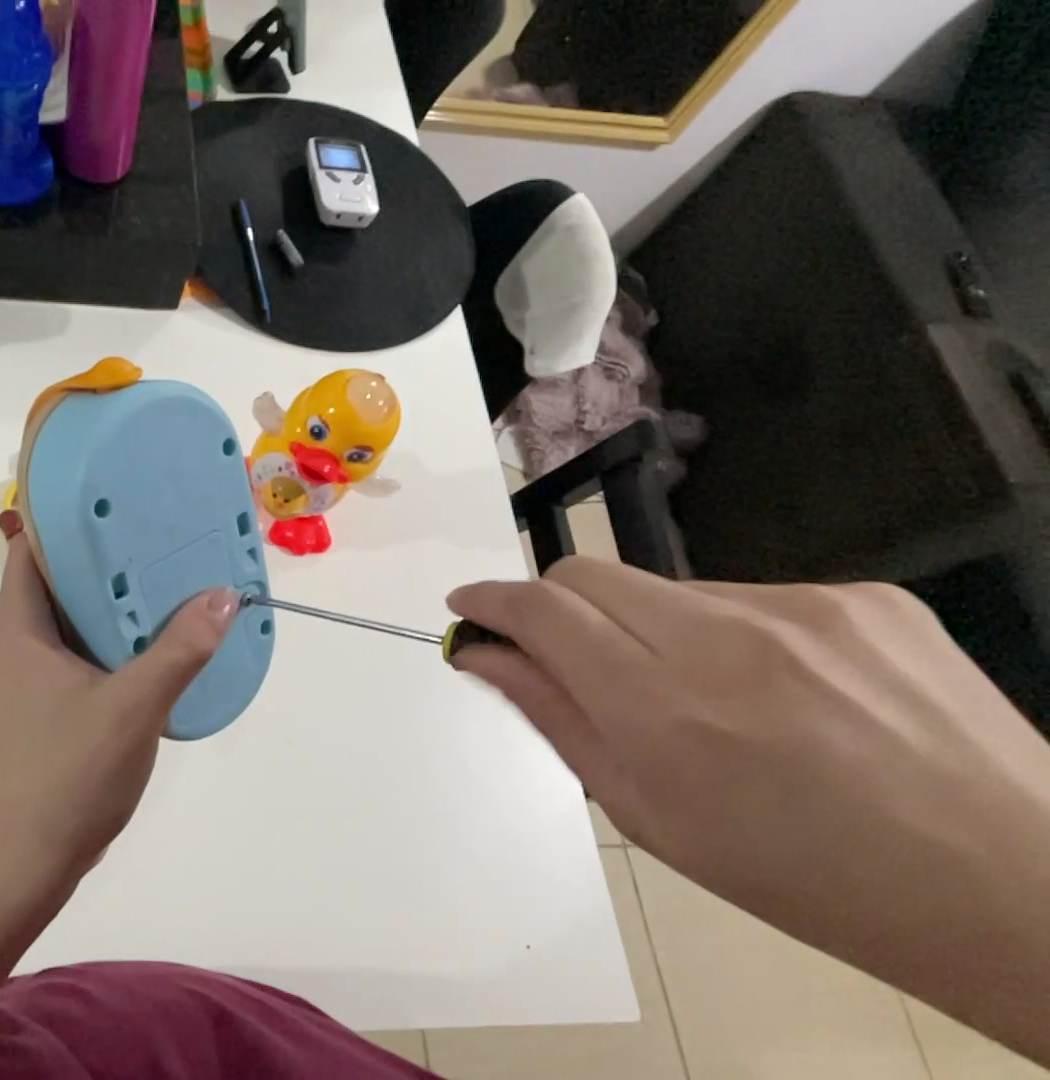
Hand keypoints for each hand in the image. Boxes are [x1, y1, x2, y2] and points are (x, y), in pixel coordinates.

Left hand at [0, 511, 237, 893]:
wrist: (34, 857)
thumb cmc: (70, 773)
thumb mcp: (133, 706)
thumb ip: (180, 651)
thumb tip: (224, 594)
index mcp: (21, 632)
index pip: (27, 554)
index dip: (60, 520)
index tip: (108, 497)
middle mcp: (20, 647)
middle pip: (54, 583)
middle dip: (100, 557)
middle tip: (153, 530)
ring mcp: (35, 680)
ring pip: (72, 622)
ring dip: (112, 601)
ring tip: (164, 574)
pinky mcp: (52, 707)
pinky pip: (83, 654)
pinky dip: (114, 640)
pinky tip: (158, 639)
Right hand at [447, 557, 1049, 1062]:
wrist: (1015, 886)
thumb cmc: (804, 877)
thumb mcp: (650, 816)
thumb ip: (555, 719)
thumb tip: (484, 657)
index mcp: (664, 710)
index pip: (542, 609)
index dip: (490, 600)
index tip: (467, 608)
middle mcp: (725, 638)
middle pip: (587, 574)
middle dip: (554, 606)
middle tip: (563, 657)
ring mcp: (802, 608)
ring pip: (665, 586)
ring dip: (645, 626)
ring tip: (698, 697)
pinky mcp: (863, 596)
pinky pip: (747, 595)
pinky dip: (724, 631)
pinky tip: (774, 690)